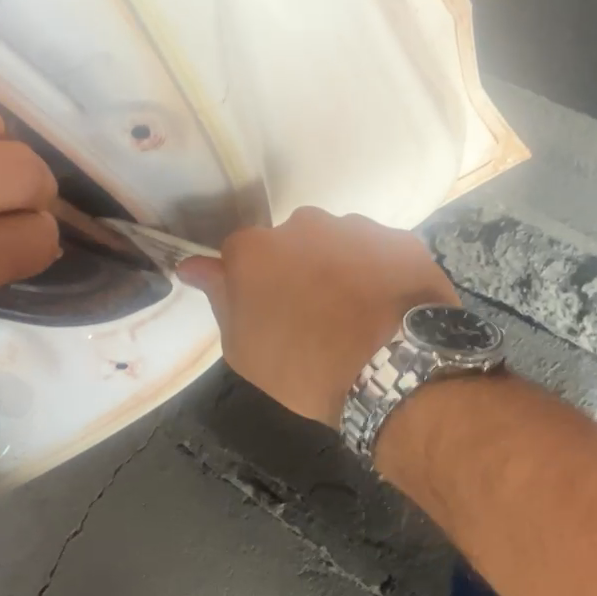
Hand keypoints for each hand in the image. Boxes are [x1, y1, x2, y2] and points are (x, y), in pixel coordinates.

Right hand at [176, 208, 459, 425]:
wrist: (396, 371)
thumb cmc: (308, 370)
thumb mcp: (246, 351)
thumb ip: (221, 300)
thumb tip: (194, 266)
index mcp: (255, 249)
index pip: (240, 255)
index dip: (253, 285)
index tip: (268, 313)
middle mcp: (304, 224)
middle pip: (292, 244)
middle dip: (300, 271)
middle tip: (317, 317)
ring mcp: (357, 227)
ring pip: (339, 244)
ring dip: (342, 270)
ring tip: (359, 315)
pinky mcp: (402, 240)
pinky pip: (381, 254)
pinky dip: (382, 275)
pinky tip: (389, 308)